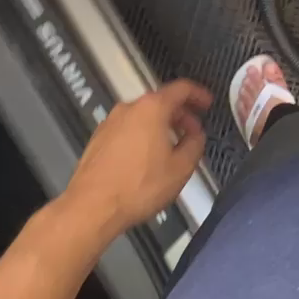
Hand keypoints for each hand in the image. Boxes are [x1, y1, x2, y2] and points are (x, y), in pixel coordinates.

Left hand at [34, 80, 211, 264]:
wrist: (91, 209)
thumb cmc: (138, 187)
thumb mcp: (182, 167)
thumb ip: (196, 144)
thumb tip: (196, 136)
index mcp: (152, 108)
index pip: (182, 88)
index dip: (199, 94)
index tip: (207, 103)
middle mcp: (129, 108)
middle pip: (161, 101)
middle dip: (181, 114)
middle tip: (193, 131)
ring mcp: (110, 123)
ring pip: (143, 115)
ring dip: (161, 126)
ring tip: (171, 148)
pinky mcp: (98, 140)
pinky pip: (128, 129)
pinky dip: (142, 135)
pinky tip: (147, 159)